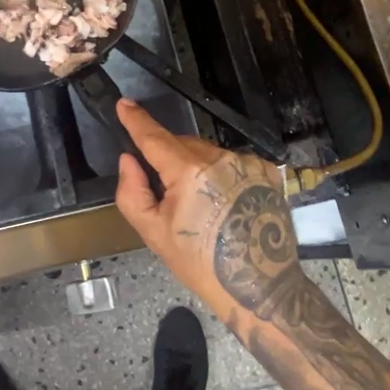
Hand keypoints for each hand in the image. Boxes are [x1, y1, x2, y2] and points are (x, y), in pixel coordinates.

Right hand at [113, 99, 301, 321]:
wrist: (259, 285)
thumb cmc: (201, 262)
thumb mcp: (154, 233)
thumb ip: (132, 192)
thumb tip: (129, 159)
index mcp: (190, 173)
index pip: (155, 138)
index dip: (136, 120)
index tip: (124, 104)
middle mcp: (221, 158)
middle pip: (182, 145)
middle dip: (168, 159)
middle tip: (166, 194)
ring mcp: (247, 162)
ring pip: (207, 153)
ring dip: (196, 168)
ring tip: (201, 208)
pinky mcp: (265, 170)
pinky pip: (230, 162)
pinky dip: (220, 175)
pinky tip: (224, 204)